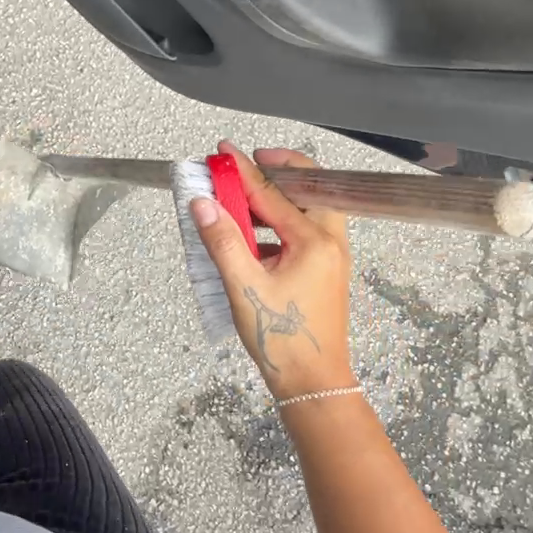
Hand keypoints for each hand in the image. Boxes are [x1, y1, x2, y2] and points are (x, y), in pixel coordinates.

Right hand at [190, 141, 354, 398]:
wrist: (313, 382)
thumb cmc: (280, 337)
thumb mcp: (243, 286)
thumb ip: (221, 239)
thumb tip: (202, 202)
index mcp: (314, 242)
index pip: (271, 193)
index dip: (241, 169)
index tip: (221, 150)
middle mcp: (330, 241)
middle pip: (308, 187)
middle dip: (278, 169)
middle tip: (246, 163)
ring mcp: (330, 254)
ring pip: (307, 206)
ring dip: (276, 193)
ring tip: (241, 193)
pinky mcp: (323, 267)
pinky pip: (303, 227)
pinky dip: (278, 217)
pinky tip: (250, 230)